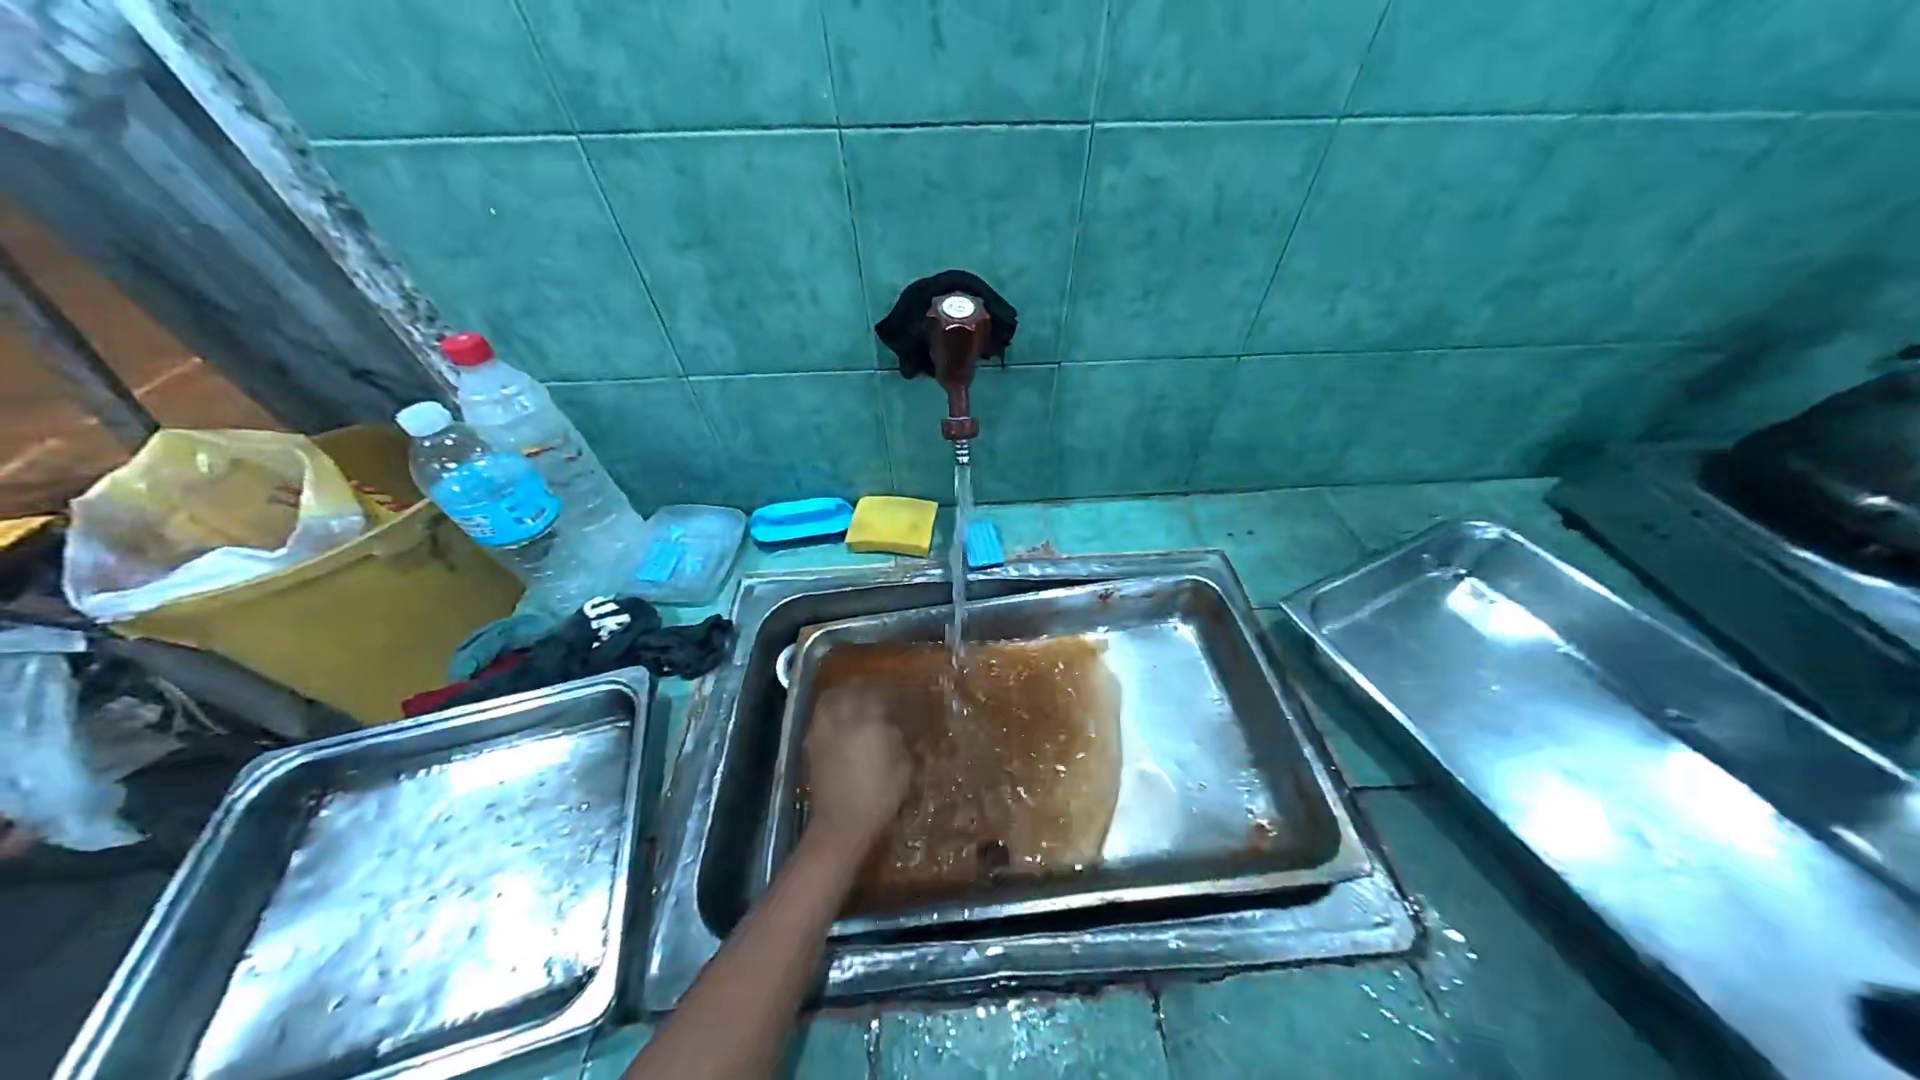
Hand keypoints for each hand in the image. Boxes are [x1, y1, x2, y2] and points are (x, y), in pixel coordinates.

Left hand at [804, 688, 910, 854]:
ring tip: (850, 702)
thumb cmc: (879, 797)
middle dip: (859, 688)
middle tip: (870, 694)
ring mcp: (823, 731)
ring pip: (828, 700)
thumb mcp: (903, 768)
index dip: (885, 693)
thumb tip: (891, 727)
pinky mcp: (811, 745)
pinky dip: (828, 713)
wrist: (841, 824)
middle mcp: (843, 720)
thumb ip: (898, 740)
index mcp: (869, 723)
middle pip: (848, 691)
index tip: (893, 696)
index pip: (875, 695)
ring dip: (840, 696)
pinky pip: (820, 718)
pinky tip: (838, 723)